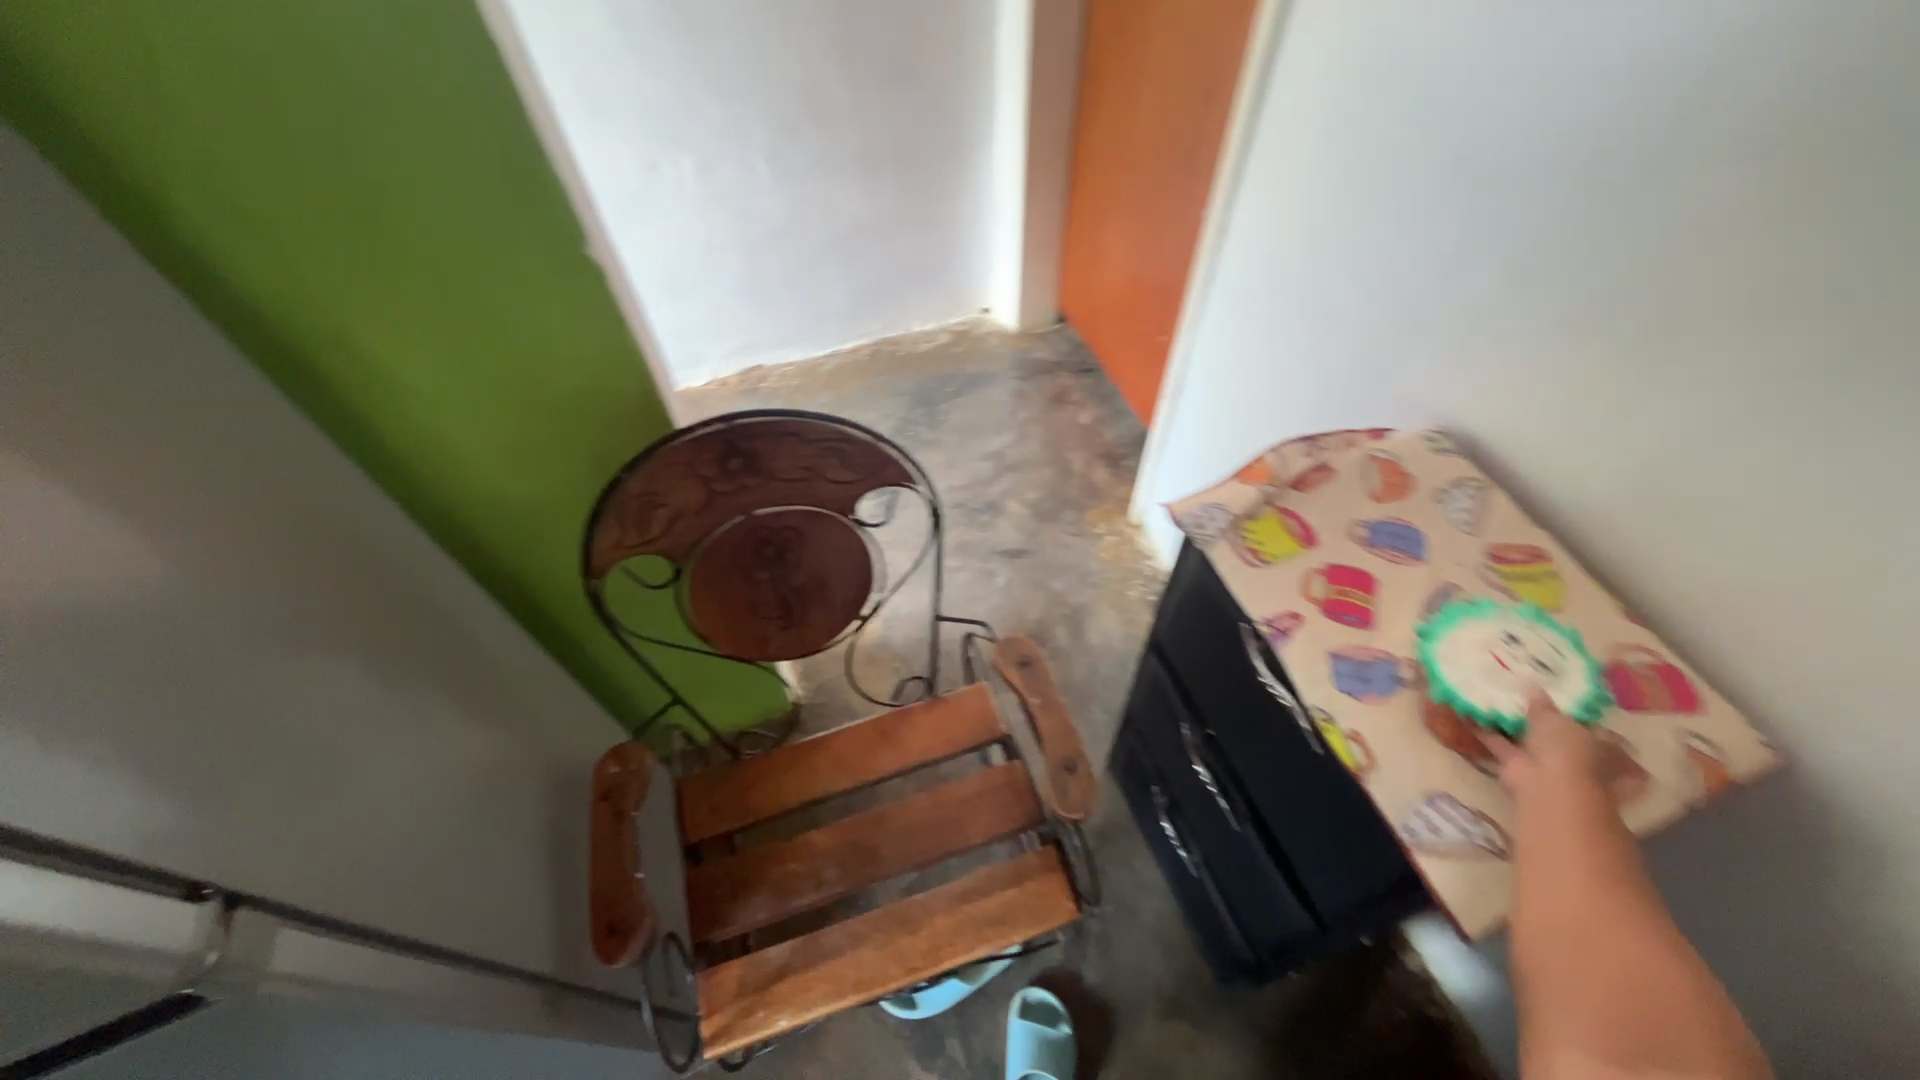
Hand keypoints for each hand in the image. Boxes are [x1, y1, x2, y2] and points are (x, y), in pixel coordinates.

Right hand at [1479, 688, 1613, 805]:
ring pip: (1529, 743)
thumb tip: (1533, 687)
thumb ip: (1544, 704)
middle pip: (1558, 736)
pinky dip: (1487, 734)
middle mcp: (1577, 757)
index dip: (1576, 713)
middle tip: (1522, 697)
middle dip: (1542, 721)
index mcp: (1602, 745)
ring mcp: (1548, 766)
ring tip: (1493, 702)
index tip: (1557, 697)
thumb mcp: (1557, 718)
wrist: (1548, 788)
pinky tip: (1470, 716)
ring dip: (1513, 727)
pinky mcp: (1519, 770)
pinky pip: (1503, 748)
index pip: (1593, 727)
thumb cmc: (1568, 751)